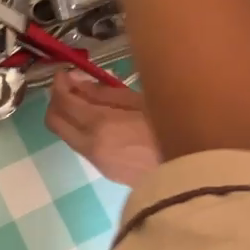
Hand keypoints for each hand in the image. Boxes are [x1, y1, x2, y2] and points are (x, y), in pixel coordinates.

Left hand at [44, 74, 160, 186]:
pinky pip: (83, 146)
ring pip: (67, 135)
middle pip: (53, 121)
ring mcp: (97, 162)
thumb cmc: (171, 130)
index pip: (62, 101)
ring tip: (90, 102)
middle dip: (56, 100)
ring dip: (69, 116)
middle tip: (71, 87)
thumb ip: (103, 92)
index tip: (66, 72)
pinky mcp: (107, 173)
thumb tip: (77, 83)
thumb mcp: (139, 102)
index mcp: (99, 125)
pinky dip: (82, 130)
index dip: (59, 83)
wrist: (196, 177)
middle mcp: (90, 145)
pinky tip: (102, 122)